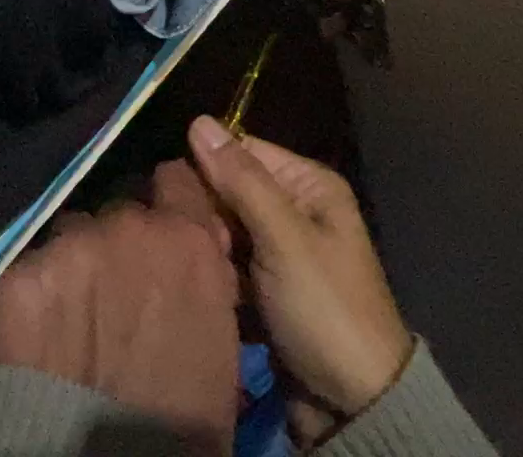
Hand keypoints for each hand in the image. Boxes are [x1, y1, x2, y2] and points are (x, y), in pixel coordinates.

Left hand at [0, 196, 240, 452]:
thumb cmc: (184, 412)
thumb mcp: (220, 330)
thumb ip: (203, 267)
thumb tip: (192, 241)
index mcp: (184, 236)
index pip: (172, 177)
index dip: (167, 199)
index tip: (160, 221)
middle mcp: (128, 224)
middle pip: (118, 209)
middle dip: (118, 239)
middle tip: (114, 286)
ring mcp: (69, 246)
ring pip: (70, 230)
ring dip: (76, 260)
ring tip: (71, 311)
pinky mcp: (19, 277)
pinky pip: (28, 265)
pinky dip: (34, 292)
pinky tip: (37, 330)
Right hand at [187, 116, 414, 417]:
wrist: (353, 402)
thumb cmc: (324, 305)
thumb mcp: (284, 236)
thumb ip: (241, 180)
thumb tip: (199, 120)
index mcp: (309, 186)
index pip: (244, 152)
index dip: (207, 165)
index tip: (169, 188)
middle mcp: (296, 210)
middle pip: (232, 192)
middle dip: (206, 213)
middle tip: (184, 240)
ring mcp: (280, 253)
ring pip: (226, 232)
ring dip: (207, 248)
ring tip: (186, 266)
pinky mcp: (267, 291)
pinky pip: (230, 269)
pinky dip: (215, 277)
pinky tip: (196, 288)